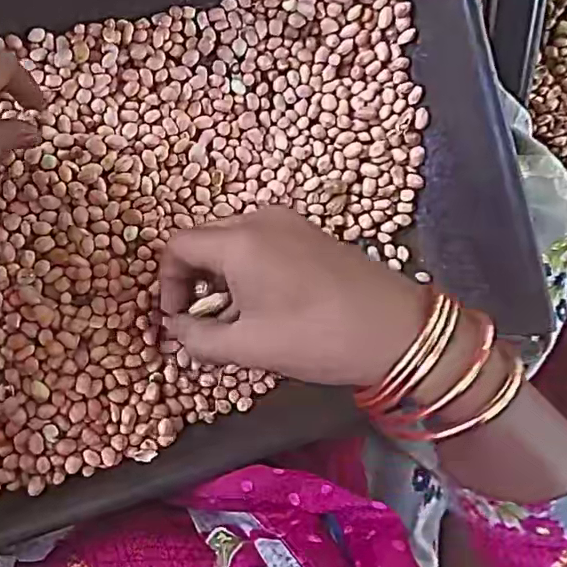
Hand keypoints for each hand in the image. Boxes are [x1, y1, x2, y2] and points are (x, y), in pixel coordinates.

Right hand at [157, 207, 427, 385]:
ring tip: (236, 317)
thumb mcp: (249, 347)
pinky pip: (260, 242)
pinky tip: (266, 302)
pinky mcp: (309, 232)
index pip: (177, 247)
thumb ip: (198, 338)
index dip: (166, 283)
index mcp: (238, 241)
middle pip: (203, 241)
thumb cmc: (317, 337)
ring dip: (221, 275)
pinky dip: (248, 268)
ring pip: (232, 241)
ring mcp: (288, 221)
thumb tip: (176, 328)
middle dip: (193, 280)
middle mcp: (259, 219)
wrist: (399, 330)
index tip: (177, 317)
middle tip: (203, 320)